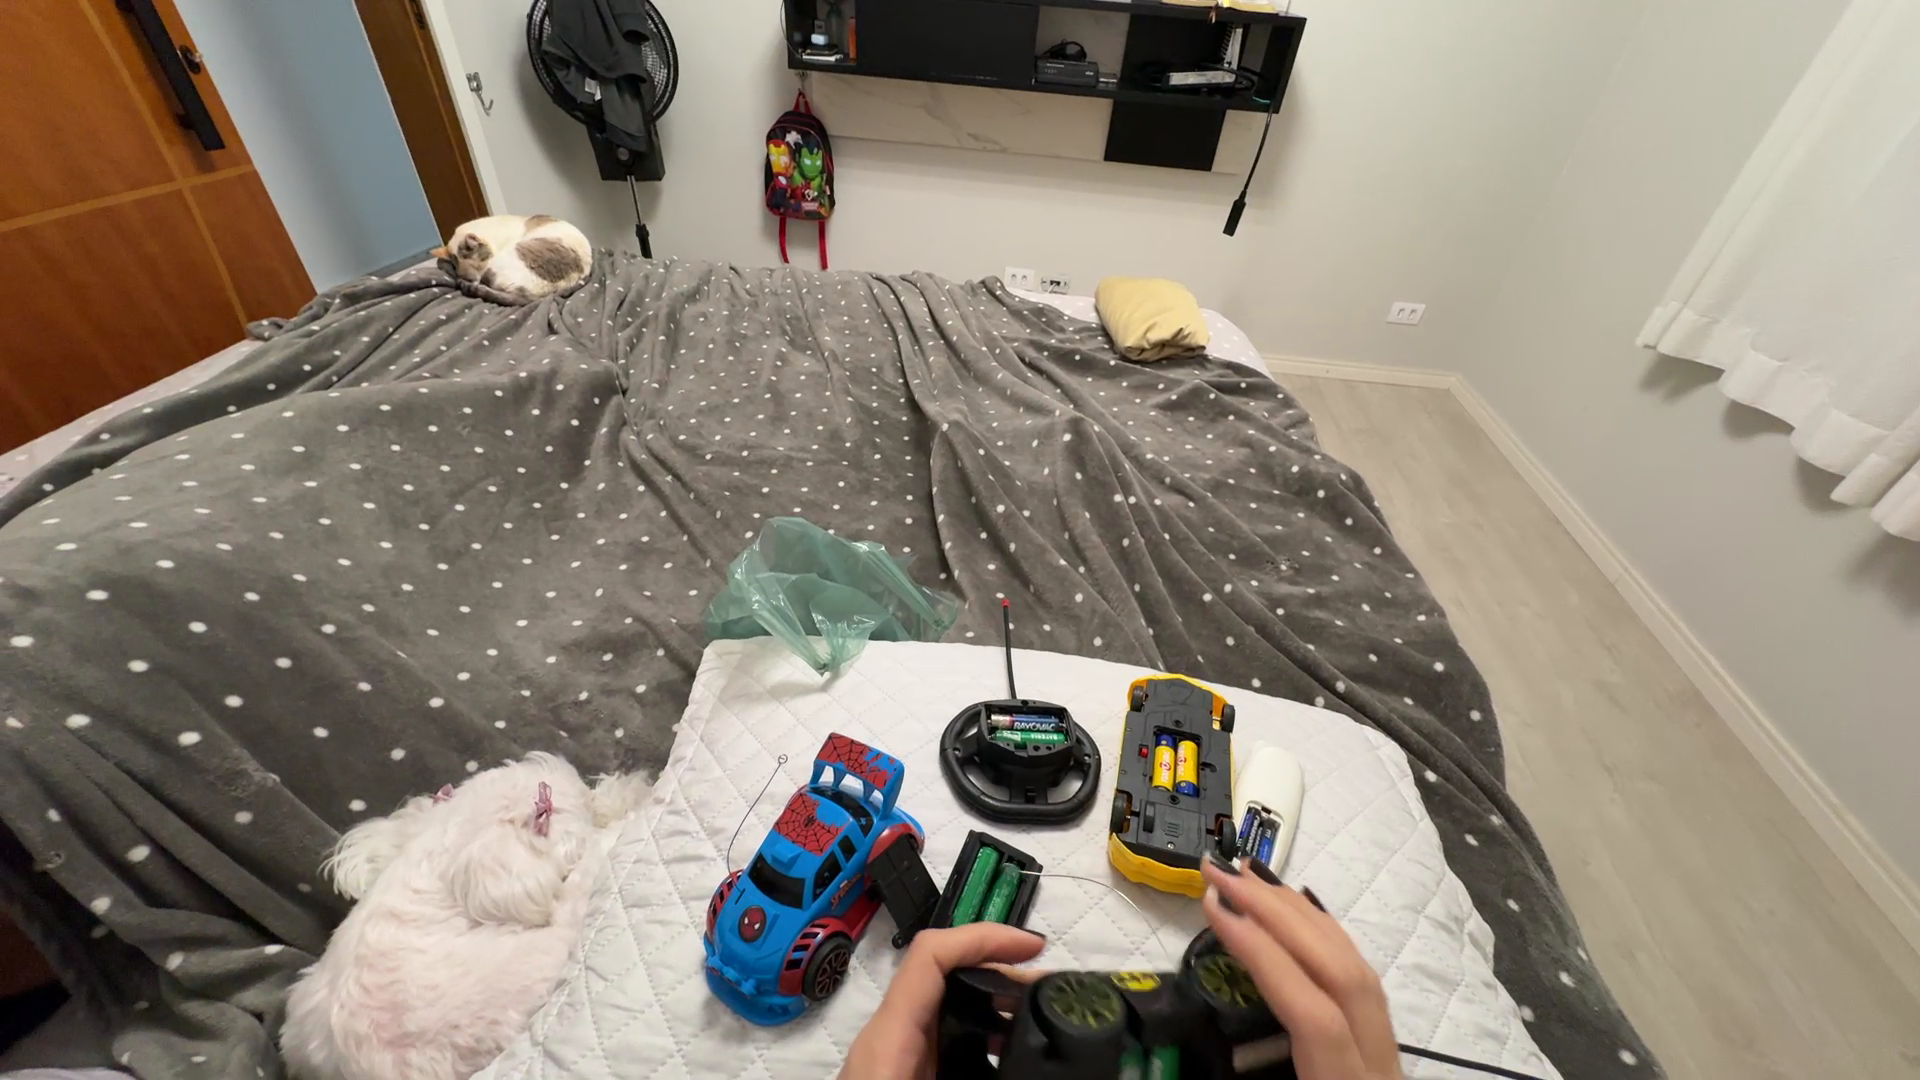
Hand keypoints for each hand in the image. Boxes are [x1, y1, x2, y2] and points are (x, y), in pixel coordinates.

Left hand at [839, 923, 1045, 1079]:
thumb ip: (978, 1072)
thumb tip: (1032, 1064)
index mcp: (888, 1036)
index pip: (932, 953)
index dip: (984, 936)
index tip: (1034, 946)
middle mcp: (887, 1035)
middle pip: (945, 972)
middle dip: (1001, 969)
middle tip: (1050, 989)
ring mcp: (891, 1054)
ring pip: (945, 1004)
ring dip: (992, 1002)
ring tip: (1038, 1018)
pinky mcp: (900, 1071)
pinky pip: (940, 1034)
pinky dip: (976, 1031)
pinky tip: (1006, 1053)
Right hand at [1201, 859, 1401, 1079]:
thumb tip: (1189, 1059)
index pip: (1316, 1017)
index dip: (1264, 957)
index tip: (1213, 910)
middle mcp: (1381, 1077)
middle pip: (1343, 974)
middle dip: (1278, 913)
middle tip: (1220, 873)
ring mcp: (1389, 1065)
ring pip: (1358, 969)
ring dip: (1298, 913)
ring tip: (1250, 875)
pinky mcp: (1384, 1057)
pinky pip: (1361, 980)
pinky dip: (1324, 934)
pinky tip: (1299, 912)